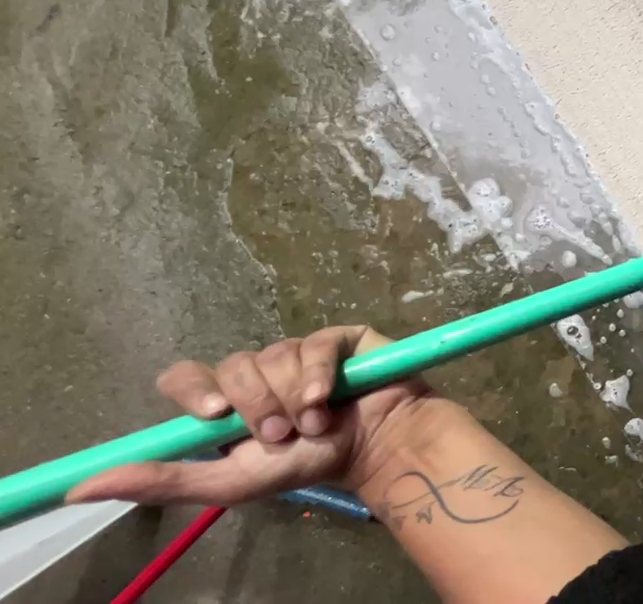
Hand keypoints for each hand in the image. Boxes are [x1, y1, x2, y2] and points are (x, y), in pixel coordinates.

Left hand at [68, 326, 431, 505]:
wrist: (378, 443)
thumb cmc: (309, 464)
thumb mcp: (232, 482)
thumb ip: (165, 481)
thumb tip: (79, 489)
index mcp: (228, 402)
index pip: (186, 375)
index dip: (193, 387)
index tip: (213, 415)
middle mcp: (261, 371)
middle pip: (235, 367)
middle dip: (258, 406)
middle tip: (282, 433)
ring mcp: (301, 351)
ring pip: (276, 357)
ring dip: (294, 397)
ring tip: (316, 421)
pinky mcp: (339, 338)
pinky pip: (316, 345)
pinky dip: (318, 376)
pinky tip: (331, 397)